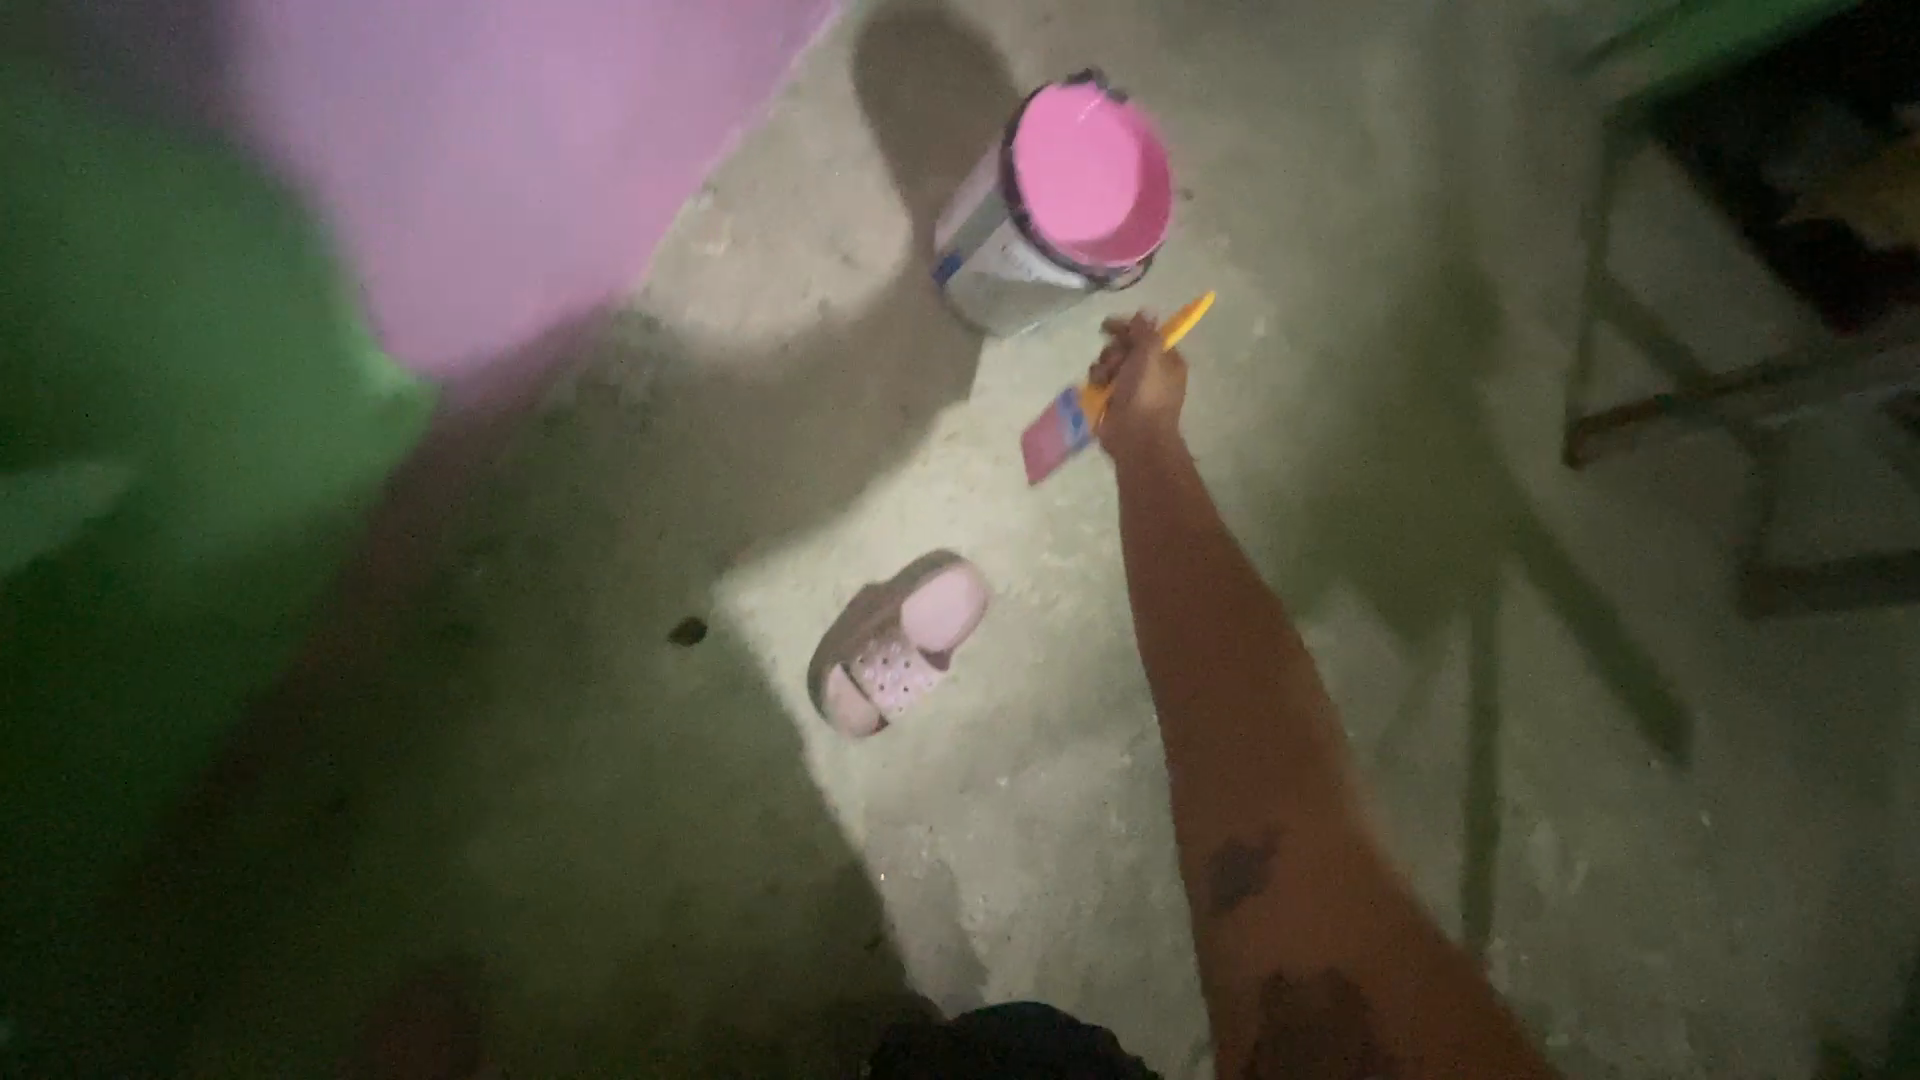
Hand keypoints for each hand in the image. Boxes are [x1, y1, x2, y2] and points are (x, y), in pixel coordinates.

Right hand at [1092, 312, 1187, 461]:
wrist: (1136, 437)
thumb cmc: (1147, 394)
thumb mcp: (1150, 355)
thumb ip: (1145, 332)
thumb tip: (1145, 311)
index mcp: (1165, 359)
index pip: (1144, 334)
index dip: (1127, 329)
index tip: (1108, 326)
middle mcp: (1149, 371)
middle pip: (1123, 347)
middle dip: (1113, 352)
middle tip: (1114, 363)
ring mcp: (1130, 387)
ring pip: (1108, 363)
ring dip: (1103, 367)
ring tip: (1105, 380)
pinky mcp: (1112, 400)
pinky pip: (1100, 381)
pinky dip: (1097, 382)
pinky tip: (1098, 389)